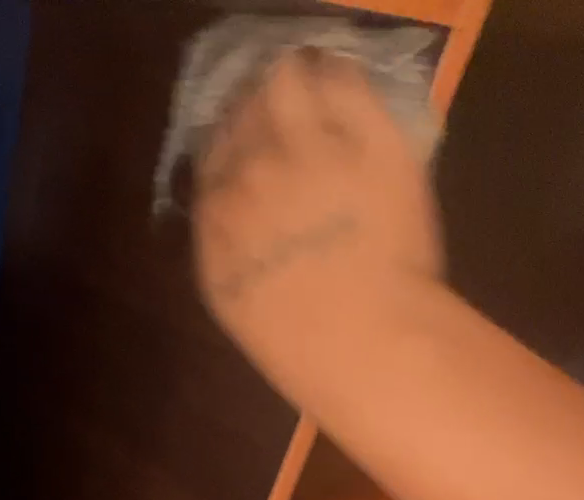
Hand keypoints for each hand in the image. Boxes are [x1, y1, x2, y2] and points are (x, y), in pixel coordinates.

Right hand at [192, 52, 442, 353]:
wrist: (357, 338)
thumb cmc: (288, 337)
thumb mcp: (226, 292)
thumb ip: (217, 235)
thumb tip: (224, 196)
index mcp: (216, 212)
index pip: (212, 150)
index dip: (230, 140)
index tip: (247, 142)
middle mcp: (252, 170)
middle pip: (243, 111)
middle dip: (258, 109)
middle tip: (282, 118)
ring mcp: (311, 148)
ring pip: (286, 80)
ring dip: (293, 81)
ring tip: (311, 94)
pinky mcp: (371, 137)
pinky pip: (347, 81)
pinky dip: (340, 77)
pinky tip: (342, 89)